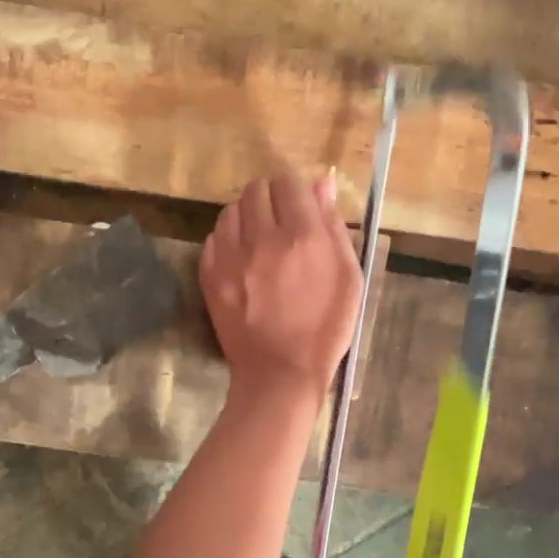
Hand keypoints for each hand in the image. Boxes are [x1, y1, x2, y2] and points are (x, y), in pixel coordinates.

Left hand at [201, 172, 362, 405]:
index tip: (300, 208)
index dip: (296, 191)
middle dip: (270, 199)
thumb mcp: (348, 278)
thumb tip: (322, 184)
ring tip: (258, 241)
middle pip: (257, 189)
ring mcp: (231, 258)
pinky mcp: (210, 276)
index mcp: (303, 237)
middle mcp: (263, 239)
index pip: (290, 183)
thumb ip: (334, 227)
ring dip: (246, 217)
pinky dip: (227, 240)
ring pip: (231, 210)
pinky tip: (241, 260)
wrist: (280, 374)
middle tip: (279, 223)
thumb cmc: (325, 330)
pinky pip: (213, 238)